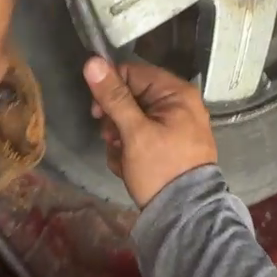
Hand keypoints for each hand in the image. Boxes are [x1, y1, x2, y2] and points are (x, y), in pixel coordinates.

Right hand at [84, 58, 217, 205]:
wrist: (183, 215)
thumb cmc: (160, 168)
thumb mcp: (134, 132)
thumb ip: (114, 97)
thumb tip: (92, 61)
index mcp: (177, 93)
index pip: (132, 73)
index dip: (110, 89)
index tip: (98, 113)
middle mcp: (179, 104)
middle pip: (130, 97)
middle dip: (114, 120)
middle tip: (112, 139)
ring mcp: (174, 126)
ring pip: (131, 119)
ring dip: (118, 138)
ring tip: (122, 157)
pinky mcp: (168, 145)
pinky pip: (140, 136)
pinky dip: (129, 150)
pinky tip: (128, 166)